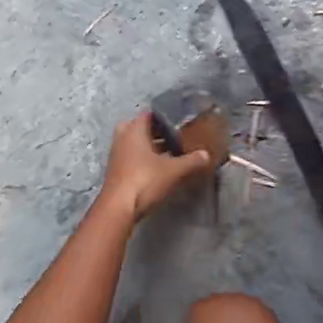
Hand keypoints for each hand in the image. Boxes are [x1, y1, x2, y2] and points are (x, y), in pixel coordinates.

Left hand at [97, 112, 213, 220]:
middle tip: (173, 137)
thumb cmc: (145, 181)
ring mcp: (116, 155)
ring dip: (149, 147)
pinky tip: (158, 169)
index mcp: (134, 130)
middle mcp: (122, 138)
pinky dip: (143, 159)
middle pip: (139, 128)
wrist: (119, 208)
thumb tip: (206, 154)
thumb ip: (191, 161)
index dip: (164, 117)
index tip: (179, 122)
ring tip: (170, 153)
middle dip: (155, 132)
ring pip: (134, 144)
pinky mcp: (116, 171)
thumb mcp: (174, 171)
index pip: (148, 114)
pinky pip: (131, 158)